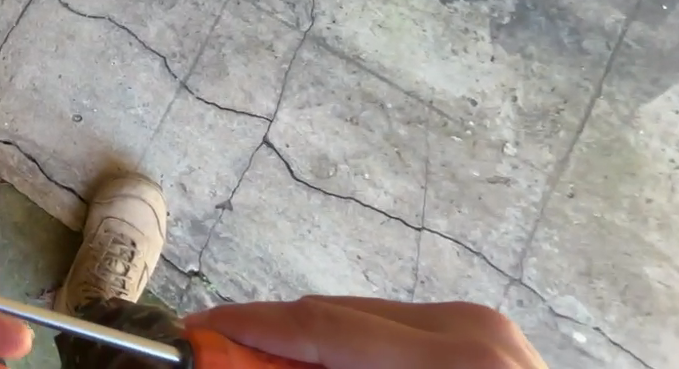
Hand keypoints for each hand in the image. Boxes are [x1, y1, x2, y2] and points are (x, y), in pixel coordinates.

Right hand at [186, 296, 545, 368]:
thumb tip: (233, 365)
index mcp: (454, 361)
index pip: (320, 324)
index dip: (247, 326)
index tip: (195, 329)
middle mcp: (470, 329)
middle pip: (330, 315)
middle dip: (271, 337)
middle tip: (221, 353)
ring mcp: (481, 326)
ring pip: (354, 316)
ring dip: (311, 344)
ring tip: (279, 363)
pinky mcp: (484, 332)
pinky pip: (386, 327)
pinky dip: (350, 348)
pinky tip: (330, 366)